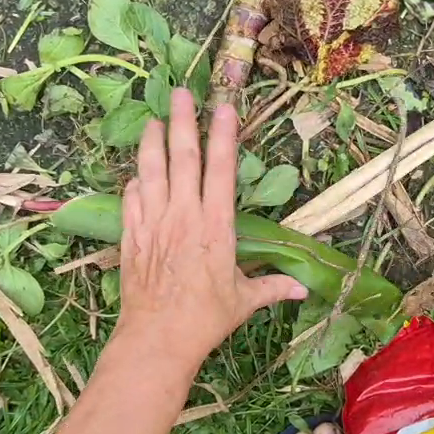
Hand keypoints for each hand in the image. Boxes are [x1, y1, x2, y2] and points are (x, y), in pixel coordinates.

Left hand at [110, 89, 307, 368]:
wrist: (157, 339)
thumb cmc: (206, 319)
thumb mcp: (244, 301)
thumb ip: (272, 287)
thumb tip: (303, 288)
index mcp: (215, 226)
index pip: (221, 169)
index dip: (223, 135)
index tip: (223, 106)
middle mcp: (183, 216)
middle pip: (182, 159)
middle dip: (182, 122)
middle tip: (180, 93)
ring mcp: (153, 223)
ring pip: (151, 172)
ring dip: (152, 143)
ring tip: (154, 119)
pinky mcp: (132, 237)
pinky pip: (131, 200)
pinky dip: (135, 183)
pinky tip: (136, 173)